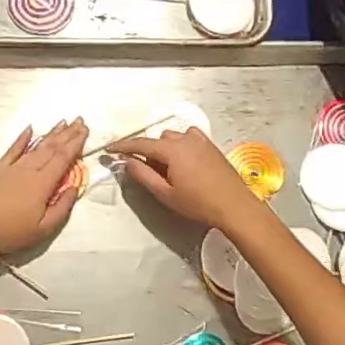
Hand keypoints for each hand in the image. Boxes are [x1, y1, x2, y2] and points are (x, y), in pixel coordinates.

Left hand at [0, 119, 88, 252]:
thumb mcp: (44, 229)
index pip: (63, 158)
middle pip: (51, 148)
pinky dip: (22, 138)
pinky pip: (12, 150)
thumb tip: (75, 188)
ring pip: (35, 146)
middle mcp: (28, 170)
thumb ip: (62, 207)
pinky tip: (29, 129)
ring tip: (62, 123)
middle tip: (79, 121)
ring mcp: (12, 168)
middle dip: (67, 134)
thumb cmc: (12, 233)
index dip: (76, 143)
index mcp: (42, 183)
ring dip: (50, 134)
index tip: (85, 130)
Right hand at [108, 127, 257, 231]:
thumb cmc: (198, 203)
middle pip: (158, 140)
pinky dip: (179, 146)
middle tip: (146, 172)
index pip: (141, 144)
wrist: (234, 206)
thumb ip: (143, 175)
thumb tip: (127, 162)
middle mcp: (186, 139)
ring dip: (164, 149)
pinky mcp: (211, 146)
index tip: (109, 149)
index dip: (123, 147)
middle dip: (147, 152)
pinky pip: (188, 139)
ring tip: (167, 170)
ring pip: (173, 138)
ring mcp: (201, 140)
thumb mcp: (165, 194)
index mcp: (172, 150)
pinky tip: (183, 163)